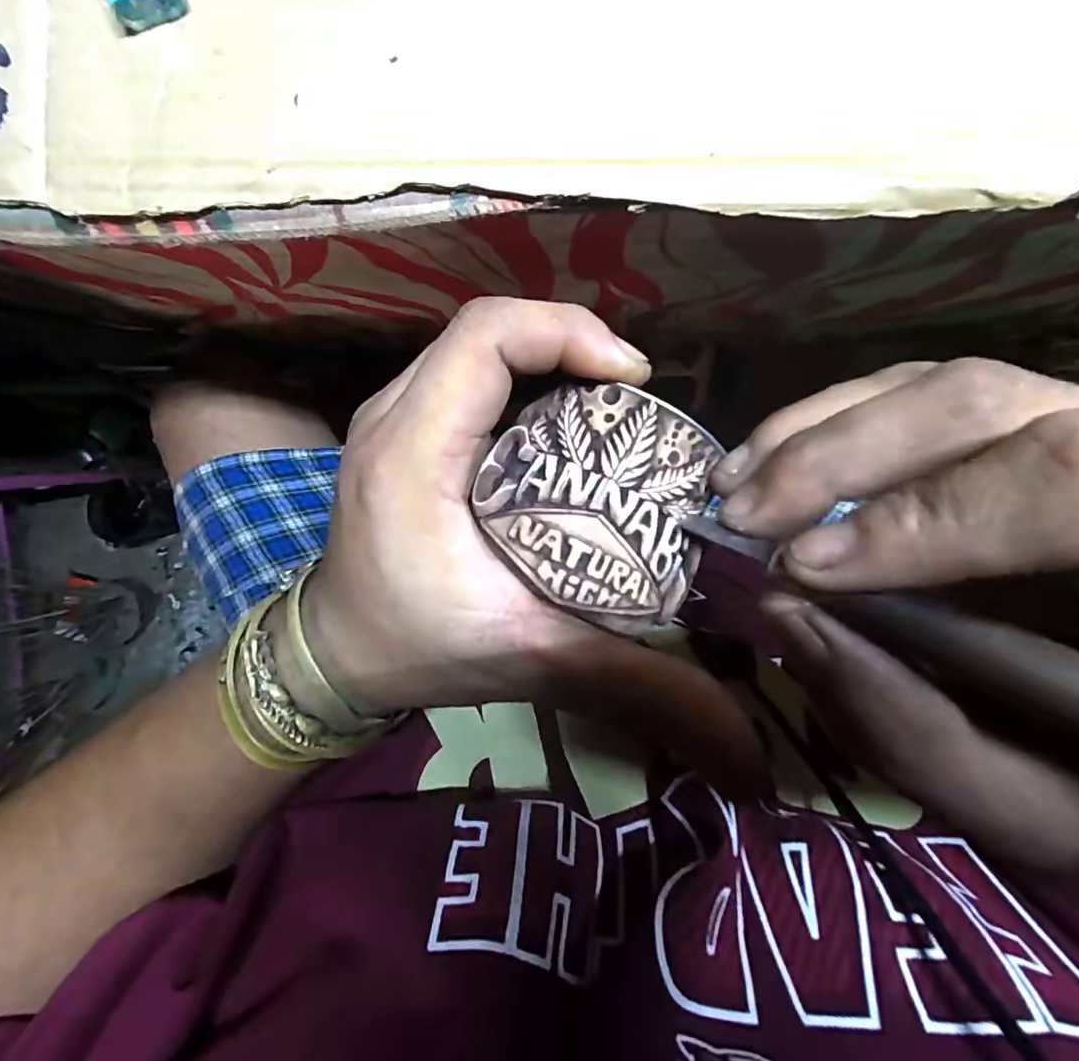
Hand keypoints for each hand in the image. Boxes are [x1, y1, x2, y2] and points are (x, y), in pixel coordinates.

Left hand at [302, 298, 762, 789]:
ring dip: (541, 363)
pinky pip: (457, 377)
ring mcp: (385, 419)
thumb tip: (745, 747)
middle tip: (628, 403)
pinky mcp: (391, 431)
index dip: (566, 332)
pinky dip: (513, 384)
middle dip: (566, 347)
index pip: (483, 338)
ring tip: (601, 411)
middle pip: (482, 334)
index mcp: (412, 454)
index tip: (631, 378)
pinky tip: (552, 431)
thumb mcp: (525, 659)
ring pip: (469, 351)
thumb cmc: (415, 648)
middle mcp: (390, 419)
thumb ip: (629, 684)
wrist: (334, 651)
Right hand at [714, 358, 1078, 873]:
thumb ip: (905, 723)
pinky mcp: (1036, 436)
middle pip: (984, 404)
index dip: (920, 519)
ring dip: (811, 435)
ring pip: (938, 388)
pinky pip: (916, 403)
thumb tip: (781, 611)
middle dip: (836, 460)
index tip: (798, 571)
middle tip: (738, 519)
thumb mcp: (1031, 811)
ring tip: (730, 490)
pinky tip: (764, 470)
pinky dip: (822, 431)